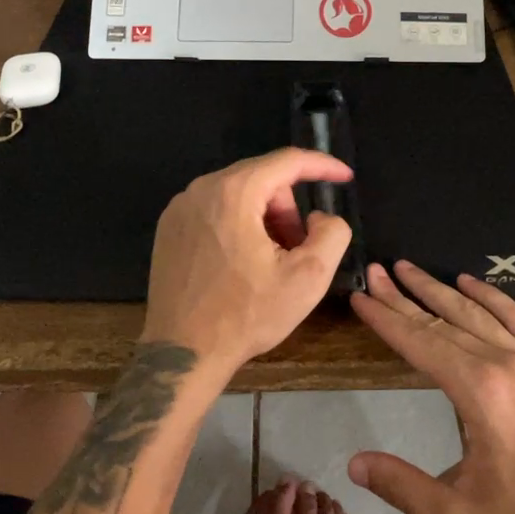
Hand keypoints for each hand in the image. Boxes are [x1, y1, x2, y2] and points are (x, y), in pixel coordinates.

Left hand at [141, 148, 353, 370]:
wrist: (182, 353)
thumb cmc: (246, 315)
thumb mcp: (307, 278)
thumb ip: (331, 234)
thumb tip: (320, 217)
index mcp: (234, 192)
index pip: (287, 161)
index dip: (322, 166)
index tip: (346, 177)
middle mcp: (201, 188)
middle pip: (262, 178)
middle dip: (288, 209)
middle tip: (296, 250)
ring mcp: (180, 207)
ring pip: (238, 193)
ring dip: (263, 218)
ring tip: (268, 262)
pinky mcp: (169, 227)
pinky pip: (214, 209)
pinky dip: (237, 225)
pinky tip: (241, 265)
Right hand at [348, 262, 514, 513]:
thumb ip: (403, 486)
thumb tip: (356, 464)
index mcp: (479, 392)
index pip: (420, 342)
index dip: (385, 318)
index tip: (360, 295)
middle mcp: (506, 364)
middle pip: (445, 319)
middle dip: (406, 295)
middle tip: (377, 270)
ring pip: (480, 312)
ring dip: (442, 289)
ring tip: (413, 269)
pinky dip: (493, 297)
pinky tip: (474, 285)